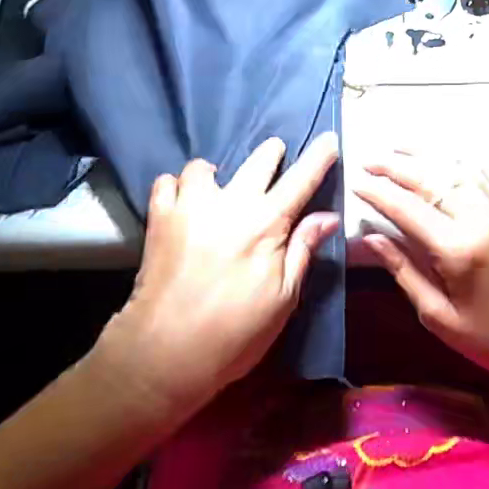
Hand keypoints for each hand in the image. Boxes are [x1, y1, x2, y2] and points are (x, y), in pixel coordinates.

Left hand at [95, 132, 339, 420]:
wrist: (167, 350)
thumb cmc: (236, 332)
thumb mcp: (283, 298)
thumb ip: (302, 250)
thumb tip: (328, 216)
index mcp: (267, 224)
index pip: (301, 180)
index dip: (318, 157)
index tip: (329, 137)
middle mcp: (231, 204)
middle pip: (258, 161)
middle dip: (271, 153)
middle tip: (275, 155)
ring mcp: (191, 206)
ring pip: (205, 167)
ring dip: (217, 173)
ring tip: (218, 186)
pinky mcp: (159, 217)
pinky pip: (166, 182)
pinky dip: (176, 186)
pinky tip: (181, 200)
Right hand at [353, 150, 488, 395]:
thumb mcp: (438, 315)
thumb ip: (403, 271)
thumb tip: (370, 238)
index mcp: (458, 249)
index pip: (407, 209)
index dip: (378, 194)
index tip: (356, 184)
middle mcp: (478, 220)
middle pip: (430, 180)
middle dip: (395, 168)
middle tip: (367, 162)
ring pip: (453, 170)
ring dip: (422, 158)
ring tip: (394, 151)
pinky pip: (476, 177)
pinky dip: (452, 163)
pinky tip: (437, 160)